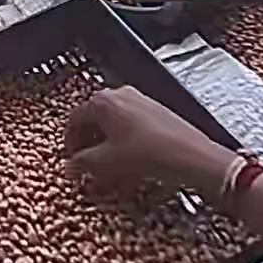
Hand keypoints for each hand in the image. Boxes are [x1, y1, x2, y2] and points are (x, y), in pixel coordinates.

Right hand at [65, 86, 237, 200]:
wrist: (192, 157)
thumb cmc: (150, 153)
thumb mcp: (106, 162)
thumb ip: (82, 163)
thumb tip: (71, 166)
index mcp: (103, 102)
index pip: (74, 120)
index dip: (70, 142)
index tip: (72, 158)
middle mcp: (120, 95)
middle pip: (93, 119)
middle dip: (88, 143)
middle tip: (87, 162)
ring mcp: (140, 101)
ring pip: (113, 122)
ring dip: (106, 143)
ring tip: (108, 164)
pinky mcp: (156, 111)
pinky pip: (131, 124)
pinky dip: (124, 140)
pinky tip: (129, 160)